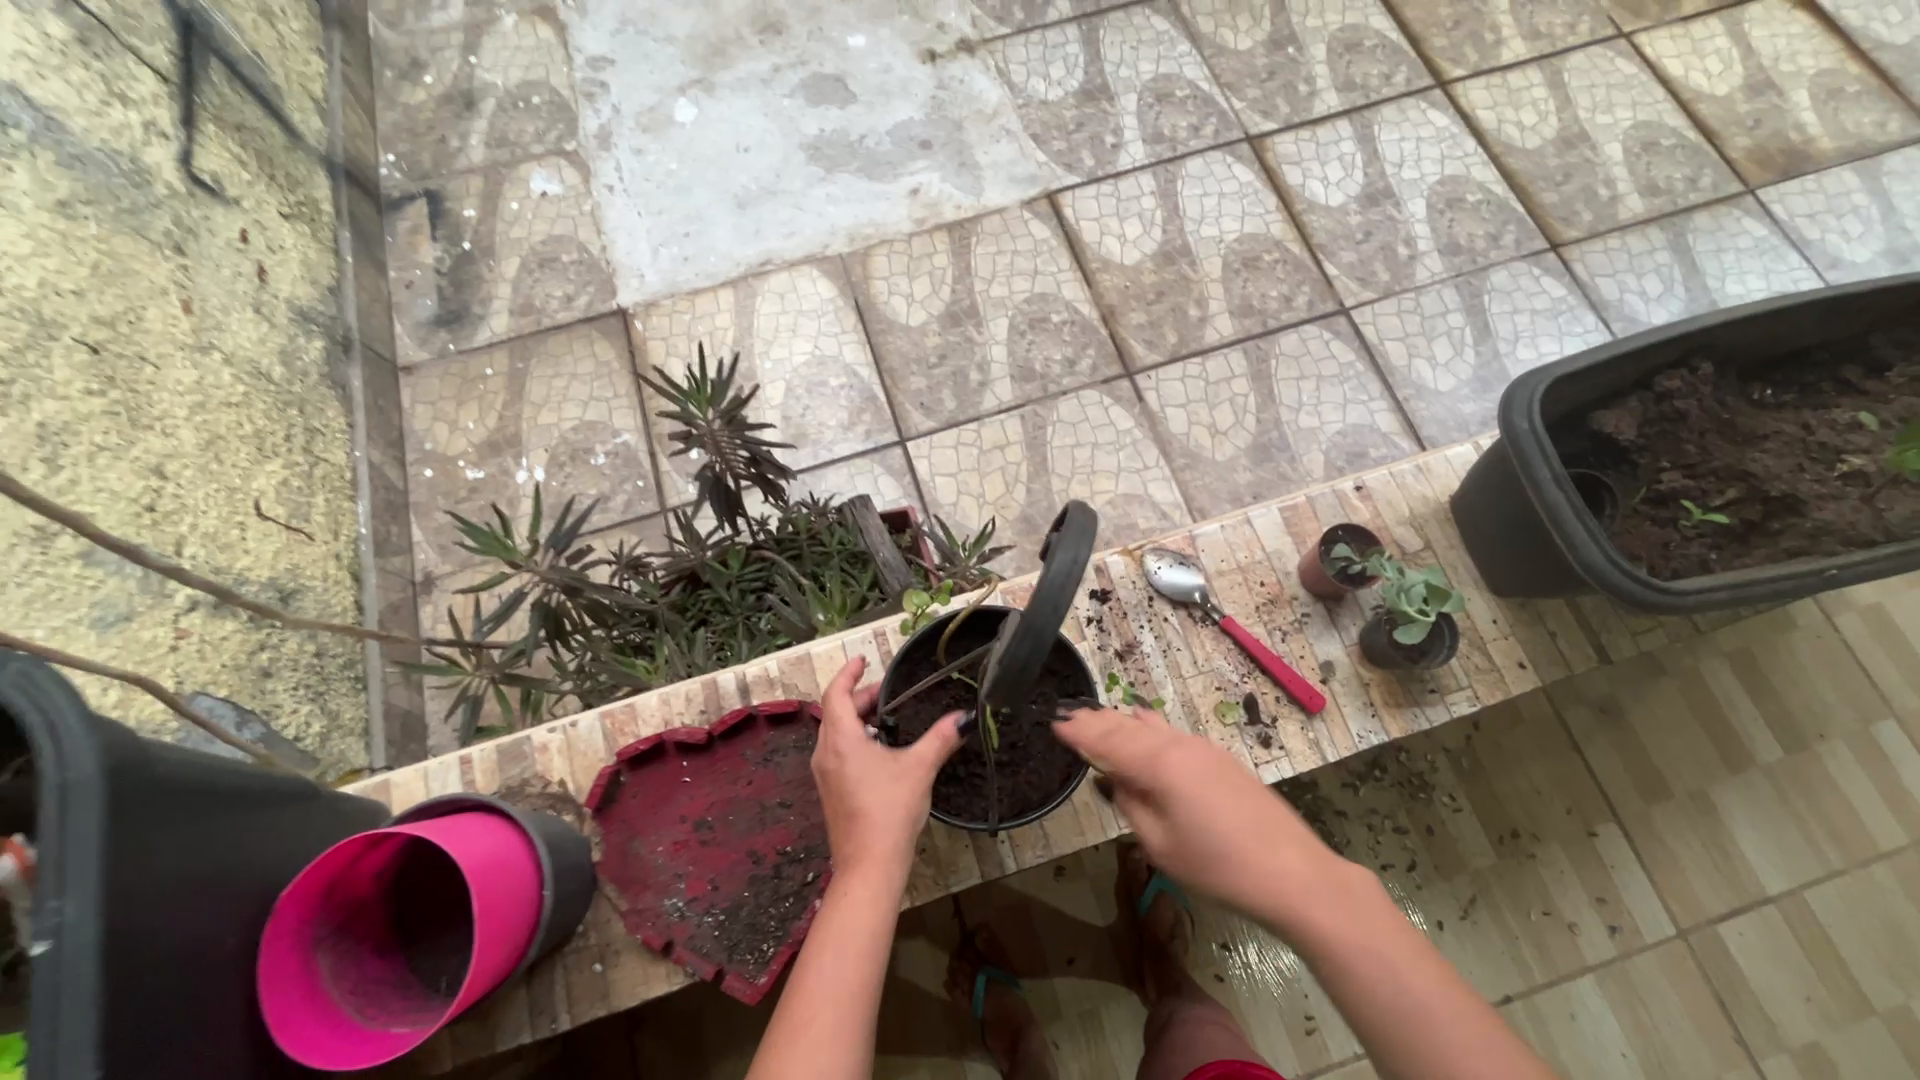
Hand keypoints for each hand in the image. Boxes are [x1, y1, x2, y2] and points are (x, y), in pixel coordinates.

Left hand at [812, 656, 965, 881]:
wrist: (869, 865)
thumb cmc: (890, 810)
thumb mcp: (919, 768)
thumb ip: (941, 738)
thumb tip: (964, 717)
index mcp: (840, 740)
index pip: (836, 694)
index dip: (848, 674)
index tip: (862, 660)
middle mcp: (825, 753)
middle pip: (836, 712)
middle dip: (861, 697)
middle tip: (889, 691)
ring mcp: (825, 775)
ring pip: (837, 734)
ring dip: (858, 720)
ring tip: (888, 717)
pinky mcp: (831, 792)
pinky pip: (839, 753)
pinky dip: (856, 740)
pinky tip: (882, 750)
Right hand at [1052, 705, 1347, 919]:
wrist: (1293, 873)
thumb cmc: (1218, 866)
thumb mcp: (1160, 844)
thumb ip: (1131, 805)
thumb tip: (1113, 781)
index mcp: (1159, 764)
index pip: (1108, 740)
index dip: (1079, 732)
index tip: (1055, 723)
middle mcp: (1179, 745)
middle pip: (1129, 726)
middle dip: (1097, 721)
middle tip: (1069, 714)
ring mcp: (1204, 749)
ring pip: (1153, 726)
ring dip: (1123, 722)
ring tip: (1099, 718)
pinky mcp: (1221, 760)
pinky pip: (1172, 734)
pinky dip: (1148, 730)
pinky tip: (1144, 726)